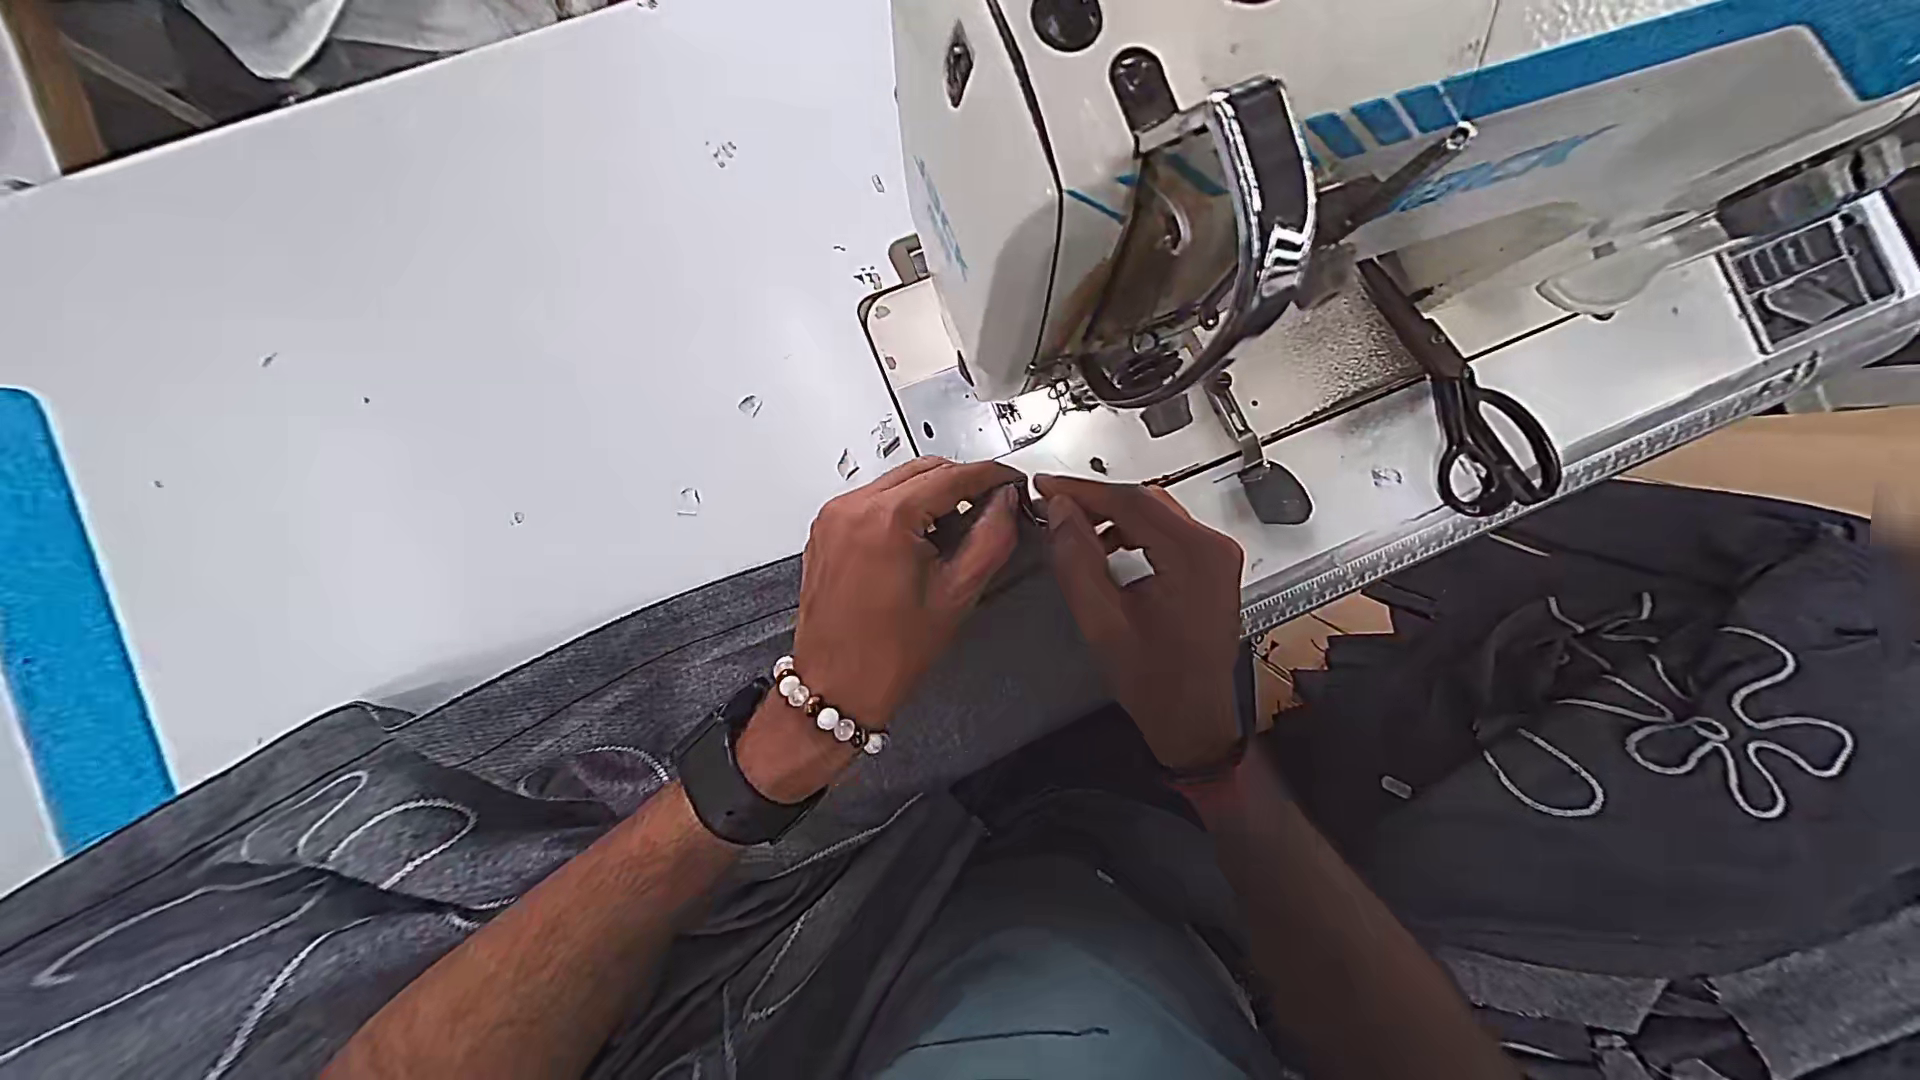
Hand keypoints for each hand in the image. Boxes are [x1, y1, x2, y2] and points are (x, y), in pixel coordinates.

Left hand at [737, 457, 1023, 799]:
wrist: (838, 683)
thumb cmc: (885, 654)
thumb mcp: (957, 594)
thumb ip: (992, 538)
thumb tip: (1005, 505)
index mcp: (885, 520)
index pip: (952, 476)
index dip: (991, 476)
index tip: (1007, 481)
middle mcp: (852, 509)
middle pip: (924, 469)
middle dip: (962, 481)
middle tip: (990, 504)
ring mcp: (834, 517)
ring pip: (898, 480)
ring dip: (932, 492)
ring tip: (956, 528)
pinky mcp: (826, 529)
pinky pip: (873, 498)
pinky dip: (903, 506)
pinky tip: (921, 536)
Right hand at [1037, 474, 1244, 771]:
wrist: (1193, 719)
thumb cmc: (1156, 682)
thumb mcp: (1102, 620)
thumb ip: (1076, 559)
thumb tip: (1060, 512)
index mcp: (1194, 556)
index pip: (1130, 501)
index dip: (1080, 490)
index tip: (1046, 487)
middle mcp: (1212, 548)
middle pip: (1144, 501)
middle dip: (1094, 500)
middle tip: (1053, 504)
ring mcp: (1215, 555)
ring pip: (1153, 512)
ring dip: (1111, 515)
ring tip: (1073, 527)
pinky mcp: (1209, 565)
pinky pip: (1164, 531)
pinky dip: (1130, 530)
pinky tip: (1104, 546)